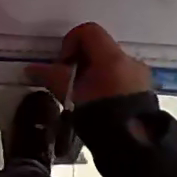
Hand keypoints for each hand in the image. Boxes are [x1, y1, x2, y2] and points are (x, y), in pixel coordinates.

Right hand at [31, 22, 152, 105]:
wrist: (132, 145)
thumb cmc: (98, 114)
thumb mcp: (70, 94)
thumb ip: (51, 76)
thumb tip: (31, 69)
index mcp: (112, 56)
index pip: (88, 31)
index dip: (70, 42)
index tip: (64, 64)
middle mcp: (129, 60)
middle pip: (100, 47)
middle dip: (81, 60)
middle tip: (71, 81)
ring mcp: (140, 76)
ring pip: (110, 64)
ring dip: (94, 73)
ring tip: (85, 96)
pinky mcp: (145, 91)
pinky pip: (122, 78)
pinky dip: (108, 84)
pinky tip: (100, 104)